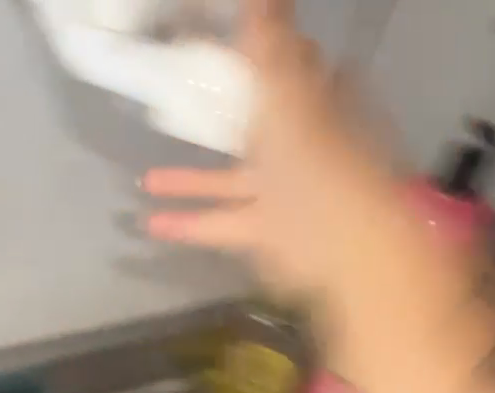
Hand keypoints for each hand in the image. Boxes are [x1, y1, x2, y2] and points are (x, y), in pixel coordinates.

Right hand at [141, 0, 408, 295]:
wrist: (347, 248)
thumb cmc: (319, 163)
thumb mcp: (286, 93)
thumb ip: (268, 42)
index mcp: (319, 101)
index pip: (295, 64)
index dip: (267, 49)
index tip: (230, 42)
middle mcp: (306, 144)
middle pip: (262, 122)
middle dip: (225, 116)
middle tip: (186, 106)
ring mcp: (287, 192)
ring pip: (234, 179)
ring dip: (191, 179)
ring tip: (147, 178)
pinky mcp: (269, 233)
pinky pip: (223, 222)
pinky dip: (189, 222)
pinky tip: (152, 222)